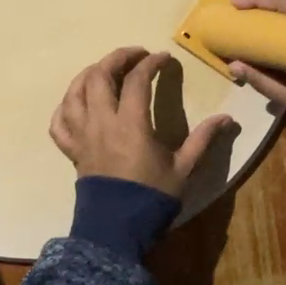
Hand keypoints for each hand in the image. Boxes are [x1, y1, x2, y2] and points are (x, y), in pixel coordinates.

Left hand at [49, 47, 233, 197]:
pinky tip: (76, 103)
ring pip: (74, 93)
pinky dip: (65, 107)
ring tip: (104, 70)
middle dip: (116, 58)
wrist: (118, 229)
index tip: (163, 58)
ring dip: (88, 75)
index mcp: (130, 124)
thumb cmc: (153, 197)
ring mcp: (82, 136)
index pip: (137, 80)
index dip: (150, 64)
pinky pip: (59, 123)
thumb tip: (227, 119)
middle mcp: (101, 123)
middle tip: (135, 55)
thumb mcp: (183, 168)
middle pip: (99, 76)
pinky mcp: (71, 151)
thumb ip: (203, 139)